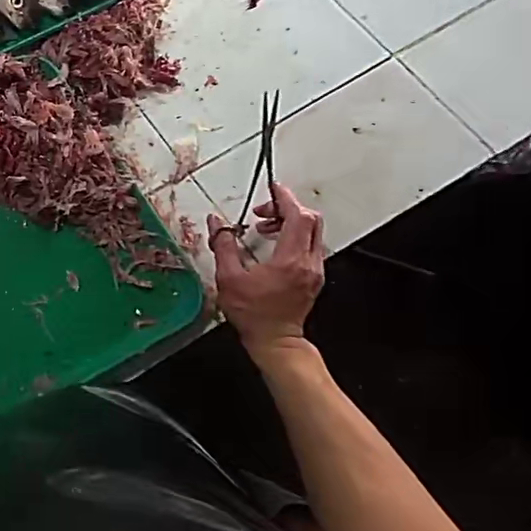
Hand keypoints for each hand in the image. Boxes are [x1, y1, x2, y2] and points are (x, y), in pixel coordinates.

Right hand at [207, 182, 324, 359]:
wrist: (275, 342)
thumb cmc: (252, 313)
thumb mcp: (229, 278)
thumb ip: (223, 245)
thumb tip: (216, 222)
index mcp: (290, 260)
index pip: (298, 217)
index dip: (285, 198)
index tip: (272, 188)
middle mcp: (308, 262)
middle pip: (310, 220)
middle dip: (287, 208)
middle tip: (262, 212)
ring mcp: (314, 270)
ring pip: (312, 232)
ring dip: (289, 222)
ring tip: (263, 229)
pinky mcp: (314, 277)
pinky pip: (309, 245)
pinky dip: (293, 236)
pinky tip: (272, 244)